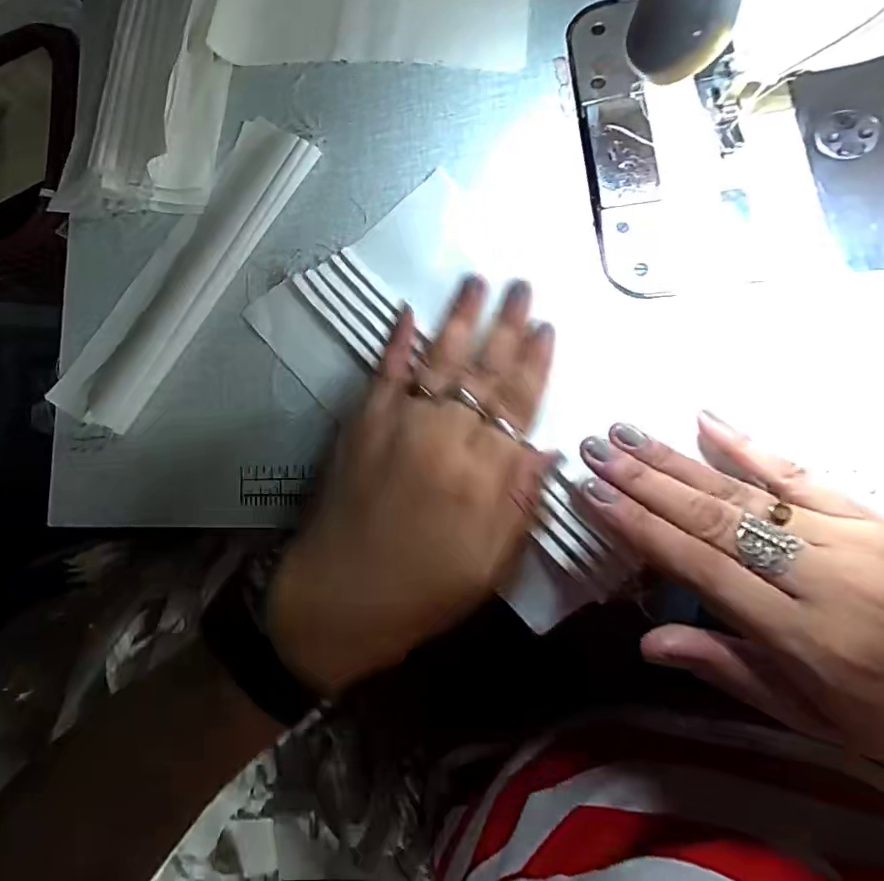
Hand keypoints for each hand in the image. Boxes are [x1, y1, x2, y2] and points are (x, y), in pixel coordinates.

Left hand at [267, 276, 554, 696]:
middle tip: (522, 286)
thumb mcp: (489, 565)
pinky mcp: (361, 424)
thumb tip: (548, 448)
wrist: (335, 602)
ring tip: (477, 282)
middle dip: (506, 326)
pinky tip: (409, 312)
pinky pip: (384, 373)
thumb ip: (520, 502)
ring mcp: (399, 425)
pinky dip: (397, 341)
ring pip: (438, 360)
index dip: (535, 363)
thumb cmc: (422, 592)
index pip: (518, 404)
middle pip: (484, 372)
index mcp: (481, 474)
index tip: (547, 327)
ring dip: (460, 319)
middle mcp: (444, 437)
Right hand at [574, 412, 883, 861]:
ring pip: (748, 490)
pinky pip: (802, 475)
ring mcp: (855, 540)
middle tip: (597, 447)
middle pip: (716, 517)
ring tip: (629, 433)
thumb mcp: (816, 721)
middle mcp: (824, 580)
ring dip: (680, 457)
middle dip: (646, 479)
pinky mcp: (880, 518)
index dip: (640, 526)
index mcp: (806, 640)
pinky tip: (709, 421)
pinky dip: (750, 446)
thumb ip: (729, 668)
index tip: (593, 493)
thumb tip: (648, 638)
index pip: (701, 566)